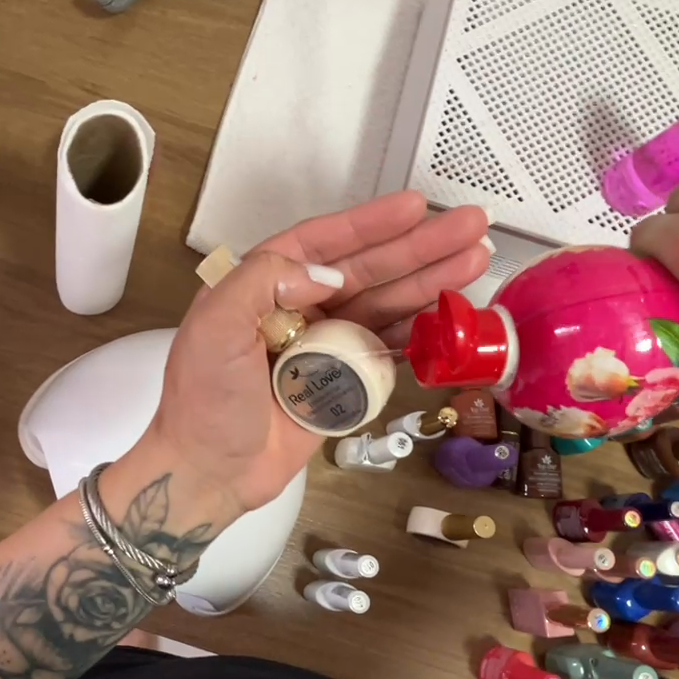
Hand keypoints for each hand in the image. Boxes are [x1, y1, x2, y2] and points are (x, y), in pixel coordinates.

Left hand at [140, 191, 490, 512]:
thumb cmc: (203, 402)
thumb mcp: (215, 327)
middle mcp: (291, 311)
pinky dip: (415, 331)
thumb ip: (261, 280)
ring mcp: (318, 347)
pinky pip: (384, 349)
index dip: (368, 224)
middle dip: (415, 248)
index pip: (318, 243)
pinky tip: (449, 312)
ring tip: (475, 260)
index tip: (414, 207)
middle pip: (362, 271)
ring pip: (380, 305)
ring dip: (426, 284)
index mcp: (257, 288)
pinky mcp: (338, 383)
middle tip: (470, 227)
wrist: (209, 472)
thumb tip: (325, 272)